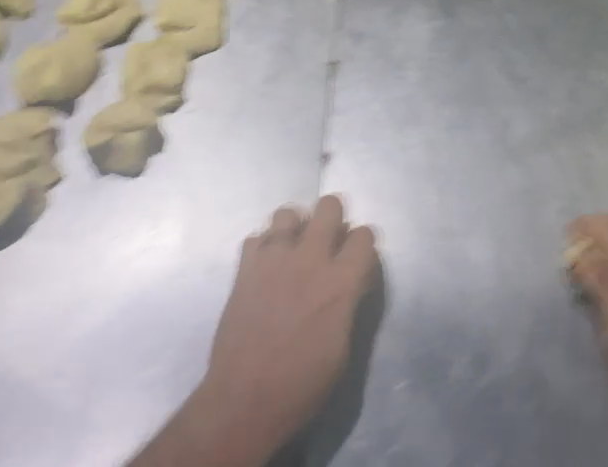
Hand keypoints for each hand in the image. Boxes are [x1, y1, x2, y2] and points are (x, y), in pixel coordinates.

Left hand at [194, 195, 377, 459]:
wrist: (244, 400)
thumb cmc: (302, 385)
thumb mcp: (342, 348)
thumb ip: (348, 302)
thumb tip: (350, 281)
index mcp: (340, 283)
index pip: (364, 235)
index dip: (364, 243)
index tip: (358, 256)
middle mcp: (309, 260)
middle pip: (329, 207)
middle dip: (334, 217)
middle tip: (329, 240)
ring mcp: (273, 260)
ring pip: (287, 213)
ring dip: (295, 226)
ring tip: (295, 248)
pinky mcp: (244, 269)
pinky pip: (256, 237)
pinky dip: (264, 246)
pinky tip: (267, 267)